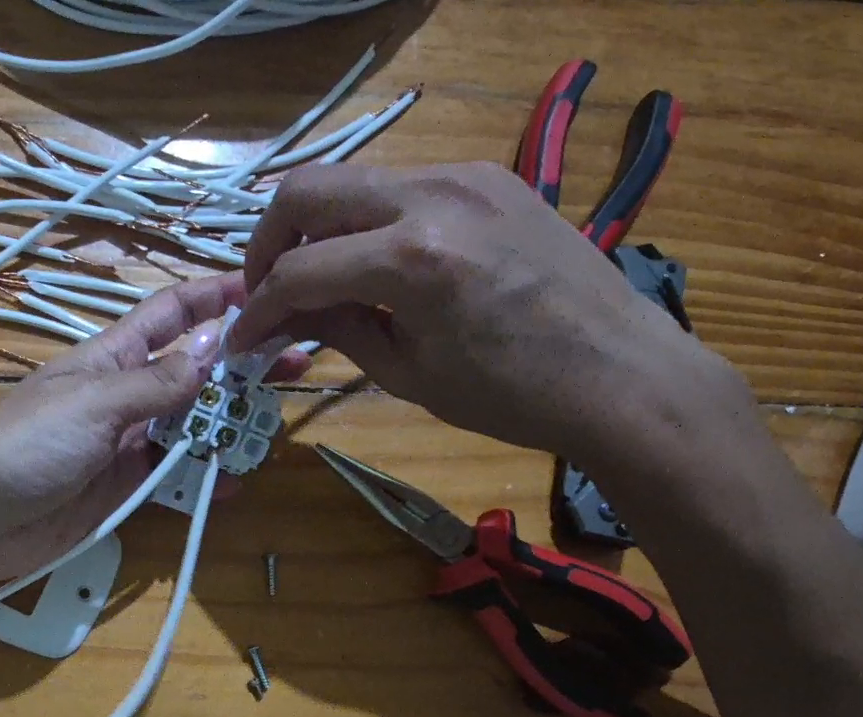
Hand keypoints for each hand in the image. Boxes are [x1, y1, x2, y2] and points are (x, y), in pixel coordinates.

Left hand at [0, 272, 306, 585]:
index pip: (170, 314)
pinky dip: (202, 477)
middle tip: (297, 364)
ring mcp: (127, 441)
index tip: (265, 290)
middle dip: (240, 367)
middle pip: (193, 372)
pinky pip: (174, 474)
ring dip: (228, 425)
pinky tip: (231, 482)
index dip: (213, 298)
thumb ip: (157, 381)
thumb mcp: (94, 404)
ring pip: (190, 425)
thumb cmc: (28, 447)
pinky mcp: (126, 485)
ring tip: (272, 428)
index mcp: (110, 357)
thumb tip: (216, 344)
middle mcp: (125, 394)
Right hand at [229, 162, 752, 463]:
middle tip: (266, 292)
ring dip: (317, 228)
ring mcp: (465, 176)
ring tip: (315, 281)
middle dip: (268, 245)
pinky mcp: (489, 178)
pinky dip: (366, 221)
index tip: (241, 341)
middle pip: (307, 190)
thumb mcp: (406, 371)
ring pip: (352, 180)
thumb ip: (336, 329)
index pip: (298, 270)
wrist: (620, 374)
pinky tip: (373, 264)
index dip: (257, 309)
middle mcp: (432, 195)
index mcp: (411, 258)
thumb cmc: (510, 395)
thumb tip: (281, 315)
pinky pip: (400, 185)